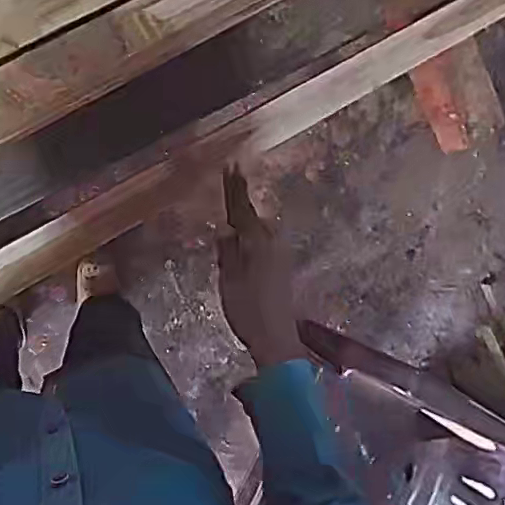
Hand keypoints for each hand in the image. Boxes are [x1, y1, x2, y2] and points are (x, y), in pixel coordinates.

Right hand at [217, 167, 305, 367]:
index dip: (234, 188)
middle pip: (251, 214)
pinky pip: (262, 237)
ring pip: (258, 226)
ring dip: (246, 212)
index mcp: (256, 241)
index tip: (231, 166)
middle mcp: (271, 242)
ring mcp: (279, 254)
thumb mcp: (229, 279)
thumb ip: (227, 250)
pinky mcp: (280, 266)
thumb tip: (223, 226)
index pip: (241, 208)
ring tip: (235, 196)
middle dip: (241, 195)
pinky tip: (245, 231)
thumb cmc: (247, 309)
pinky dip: (252, 229)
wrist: (276, 338)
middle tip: (232, 173)